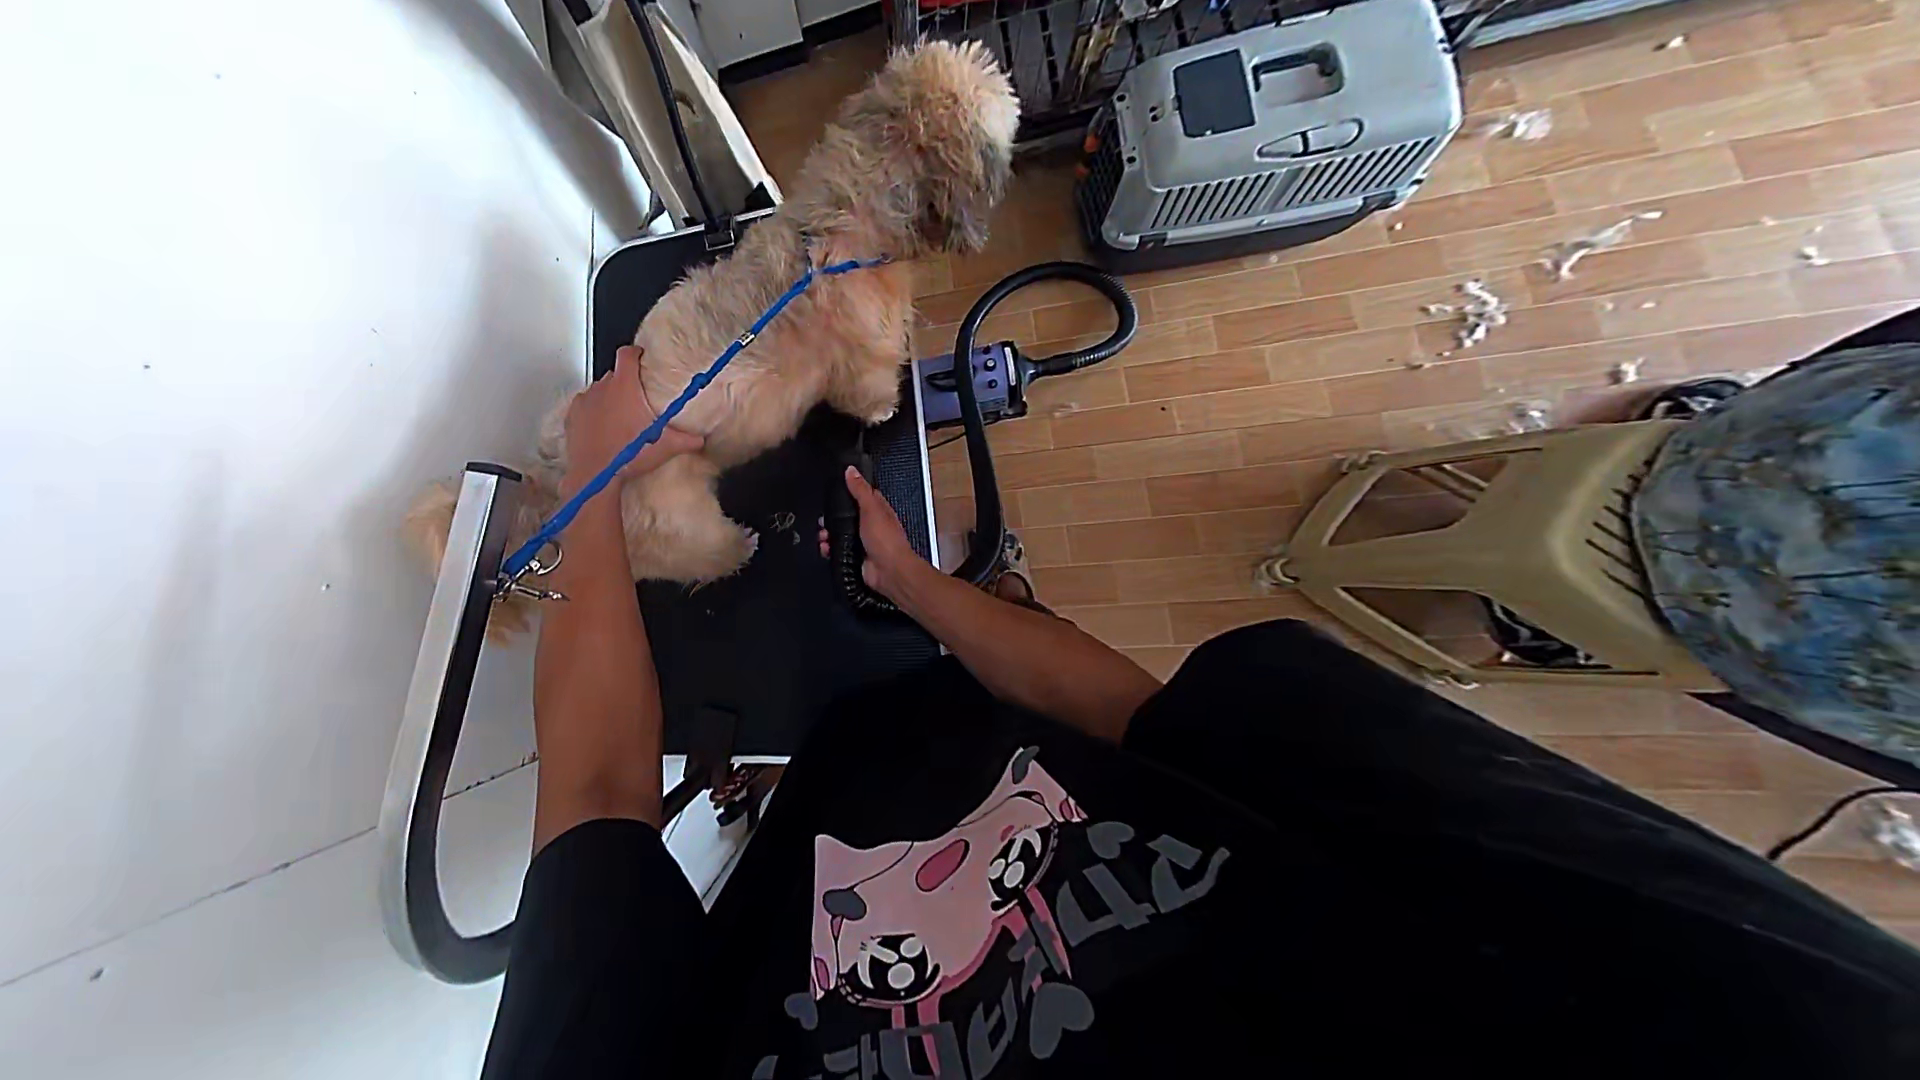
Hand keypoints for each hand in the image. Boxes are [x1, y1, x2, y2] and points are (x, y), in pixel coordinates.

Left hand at [563, 345, 702, 491]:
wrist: (596, 473)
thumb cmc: (630, 454)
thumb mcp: (667, 446)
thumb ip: (688, 440)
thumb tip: (702, 439)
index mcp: (625, 387)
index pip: (627, 354)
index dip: (635, 352)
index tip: (641, 357)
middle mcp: (602, 388)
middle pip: (615, 374)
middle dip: (627, 381)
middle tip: (639, 398)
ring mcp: (585, 401)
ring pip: (600, 390)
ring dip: (610, 397)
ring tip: (622, 415)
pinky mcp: (573, 416)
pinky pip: (586, 406)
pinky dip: (595, 411)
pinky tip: (605, 426)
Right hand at [816, 466, 930, 600]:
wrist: (889, 571)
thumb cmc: (885, 538)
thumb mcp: (871, 509)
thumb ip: (860, 490)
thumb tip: (851, 470)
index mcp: (878, 510)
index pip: (862, 495)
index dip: (848, 491)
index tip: (832, 489)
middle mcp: (870, 525)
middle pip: (846, 516)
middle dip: (832, 517)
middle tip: (822, 519)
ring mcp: (862, 542)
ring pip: (839, 533)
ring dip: (828, 534)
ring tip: (822, 535)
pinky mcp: (854, 556)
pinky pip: (837, 550)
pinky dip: (829, 548)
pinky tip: (825, 548)